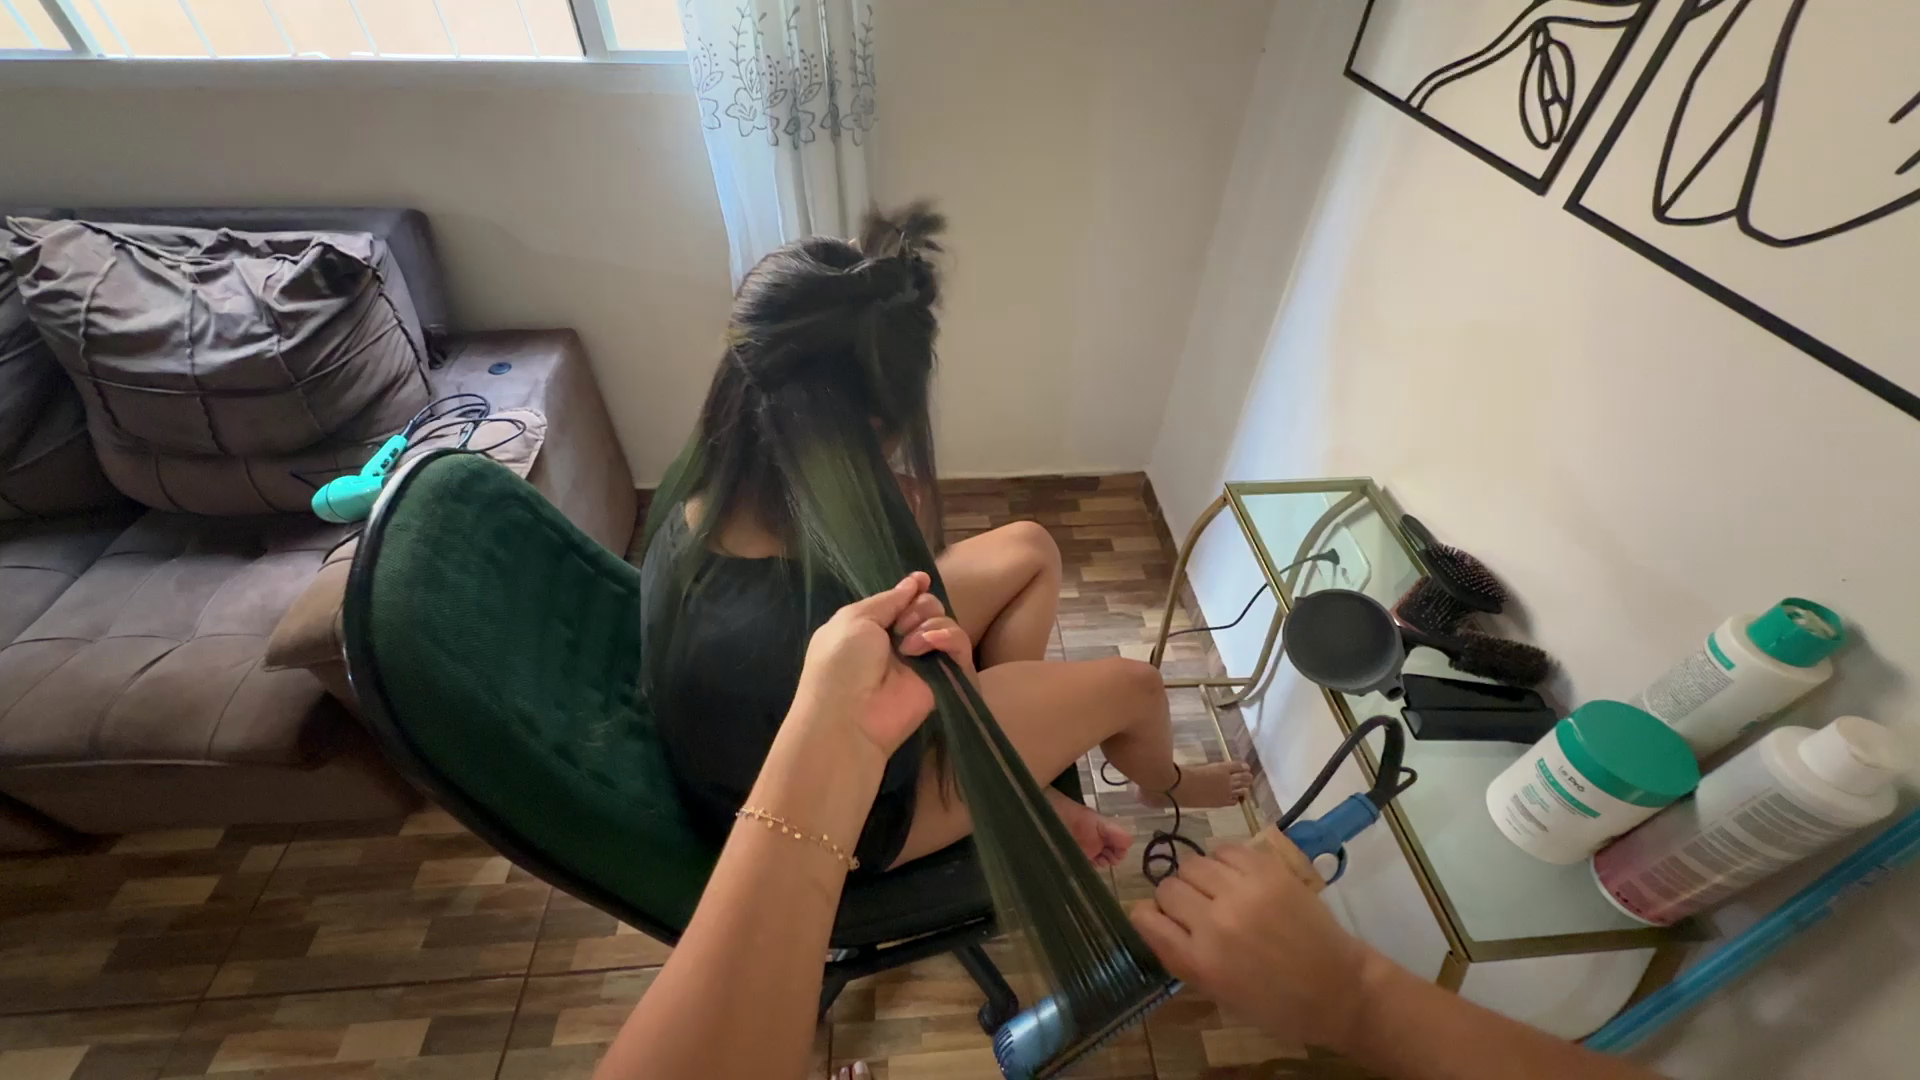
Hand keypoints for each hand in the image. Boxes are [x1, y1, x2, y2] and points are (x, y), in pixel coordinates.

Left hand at [792, 572, 972, 758]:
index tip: (922, 579)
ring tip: (908, 645)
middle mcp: (899, 641)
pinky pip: (959, 648)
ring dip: (930, 624)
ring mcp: (922, 660)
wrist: (849, 716)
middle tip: (902, 626)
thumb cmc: (841, 662)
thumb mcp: (855, 618)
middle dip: (920, 607)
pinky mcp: (943, 678)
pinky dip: (949, 639)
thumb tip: (914, 582)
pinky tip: (930, 645)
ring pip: (946, 624)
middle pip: (929, 607)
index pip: (903, 600)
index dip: (914, 588)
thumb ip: (888, 600)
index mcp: (873, 626)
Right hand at [1128, 827, 1383, 1055]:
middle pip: (1167, 887)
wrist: (1340, 989)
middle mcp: (1216, 922)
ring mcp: (1243, 892)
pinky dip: (1222, 860)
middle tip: (1197, 908)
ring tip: (1217, 889)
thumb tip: (1151, 918)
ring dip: (1198, 877)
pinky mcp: (1266, 870)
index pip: (1144, 917)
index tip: (1161, 919)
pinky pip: (1223, 848)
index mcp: (1202, 962)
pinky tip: (1235, 876)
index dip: (1148, 915)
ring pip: (1191, 863)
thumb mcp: (1219, 993)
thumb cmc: (1277, 1003)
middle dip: (1176, 898)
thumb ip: (1181, 955)